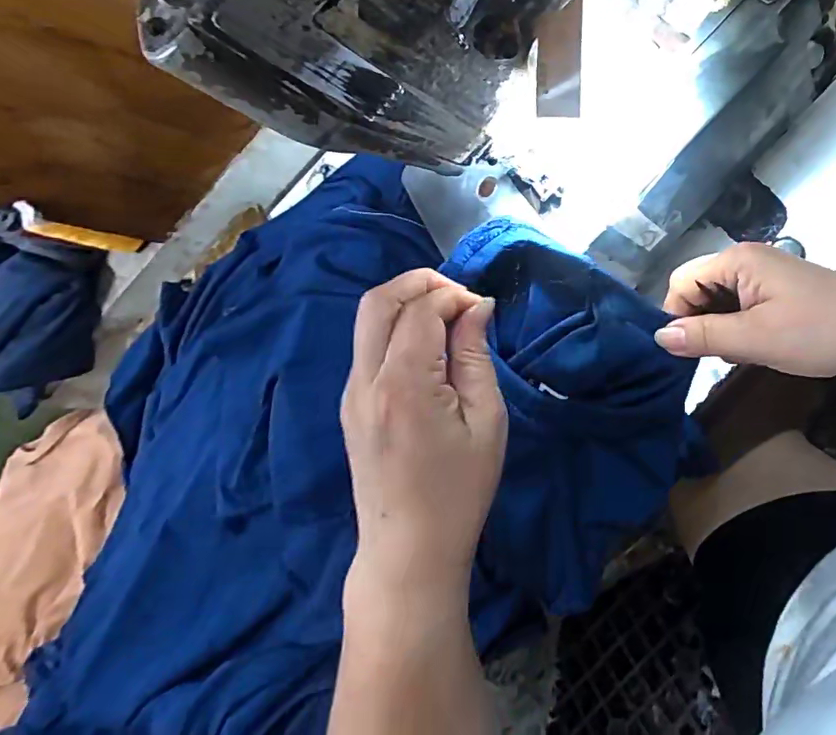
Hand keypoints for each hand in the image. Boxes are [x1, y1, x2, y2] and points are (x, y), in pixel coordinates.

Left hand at [341, 269, 507, 595]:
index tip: (482, 310)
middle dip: (419, 282)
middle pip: (378, 300)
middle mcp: (365, 380)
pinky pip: (367, 345)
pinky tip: (426, 345)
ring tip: (446, 317)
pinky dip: (394, 327)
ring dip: (405, 302)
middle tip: (457, 296)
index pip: (420, 309)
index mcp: (403, 384)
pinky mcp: (348, 404)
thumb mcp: (487, 422)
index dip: (454, 296)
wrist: (408, 552)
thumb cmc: (459, 491)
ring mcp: (350, 392)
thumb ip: (476, 355)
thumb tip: (476, 307)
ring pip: (367, 319)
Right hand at [657, 242, 835, 376]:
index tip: (689, 351)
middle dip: (700, 322)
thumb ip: (703, 336)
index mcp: (736, 260)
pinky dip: (740, 324)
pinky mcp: (778, 286)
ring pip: (719, 298)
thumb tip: (658, 336)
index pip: (681, 281)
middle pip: (698, 287)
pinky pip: (740, 302)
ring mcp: (764, 270)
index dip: (677, 316)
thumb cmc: (820, 332)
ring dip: (721, 326)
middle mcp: (745, 257)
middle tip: (720, 354)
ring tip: (743, 351)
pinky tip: (758, 344)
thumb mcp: (755, 339)